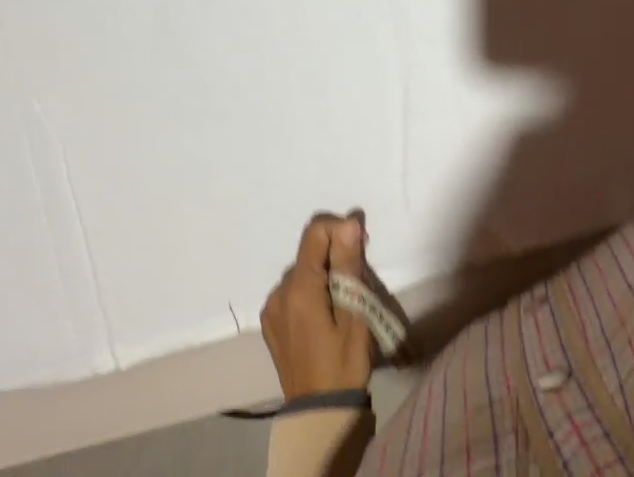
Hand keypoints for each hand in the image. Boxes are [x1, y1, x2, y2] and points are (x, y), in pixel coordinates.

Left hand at [260, 214, 372, 399]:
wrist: (319, 410)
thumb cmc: (343, 362)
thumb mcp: (354, 313)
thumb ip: (348, 265)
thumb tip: (348, 223)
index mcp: (298, 288)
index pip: (315, 233)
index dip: (340, 230)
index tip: (362, 248)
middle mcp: (278, 292)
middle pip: (309, 253)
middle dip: (336, 255)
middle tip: (360, 281)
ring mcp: (271, 309)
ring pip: (303, 272)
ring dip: (325, 275)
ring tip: (345, 303)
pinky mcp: (271, 323)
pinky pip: (294, 291)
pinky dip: (312, 291)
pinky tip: (327, 315)